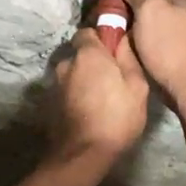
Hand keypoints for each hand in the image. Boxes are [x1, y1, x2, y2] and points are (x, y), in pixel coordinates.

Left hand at [50, 27, 149, 161]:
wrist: (83, 153)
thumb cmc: (116, 118)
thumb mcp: (137, 87)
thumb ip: (128, 58)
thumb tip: (123, 39)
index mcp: (87, 54)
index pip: (88, 32)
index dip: (101, 39)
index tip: (114, 52)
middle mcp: (65, 63)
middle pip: (79, 54)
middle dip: (92, 62)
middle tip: (111, 79)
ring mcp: (54, 83)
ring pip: (71, 73)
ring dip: (82, 79)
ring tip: (100, 98)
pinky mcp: (49, 102)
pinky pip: (66, 90)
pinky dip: (74, 95)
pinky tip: (88, 110)